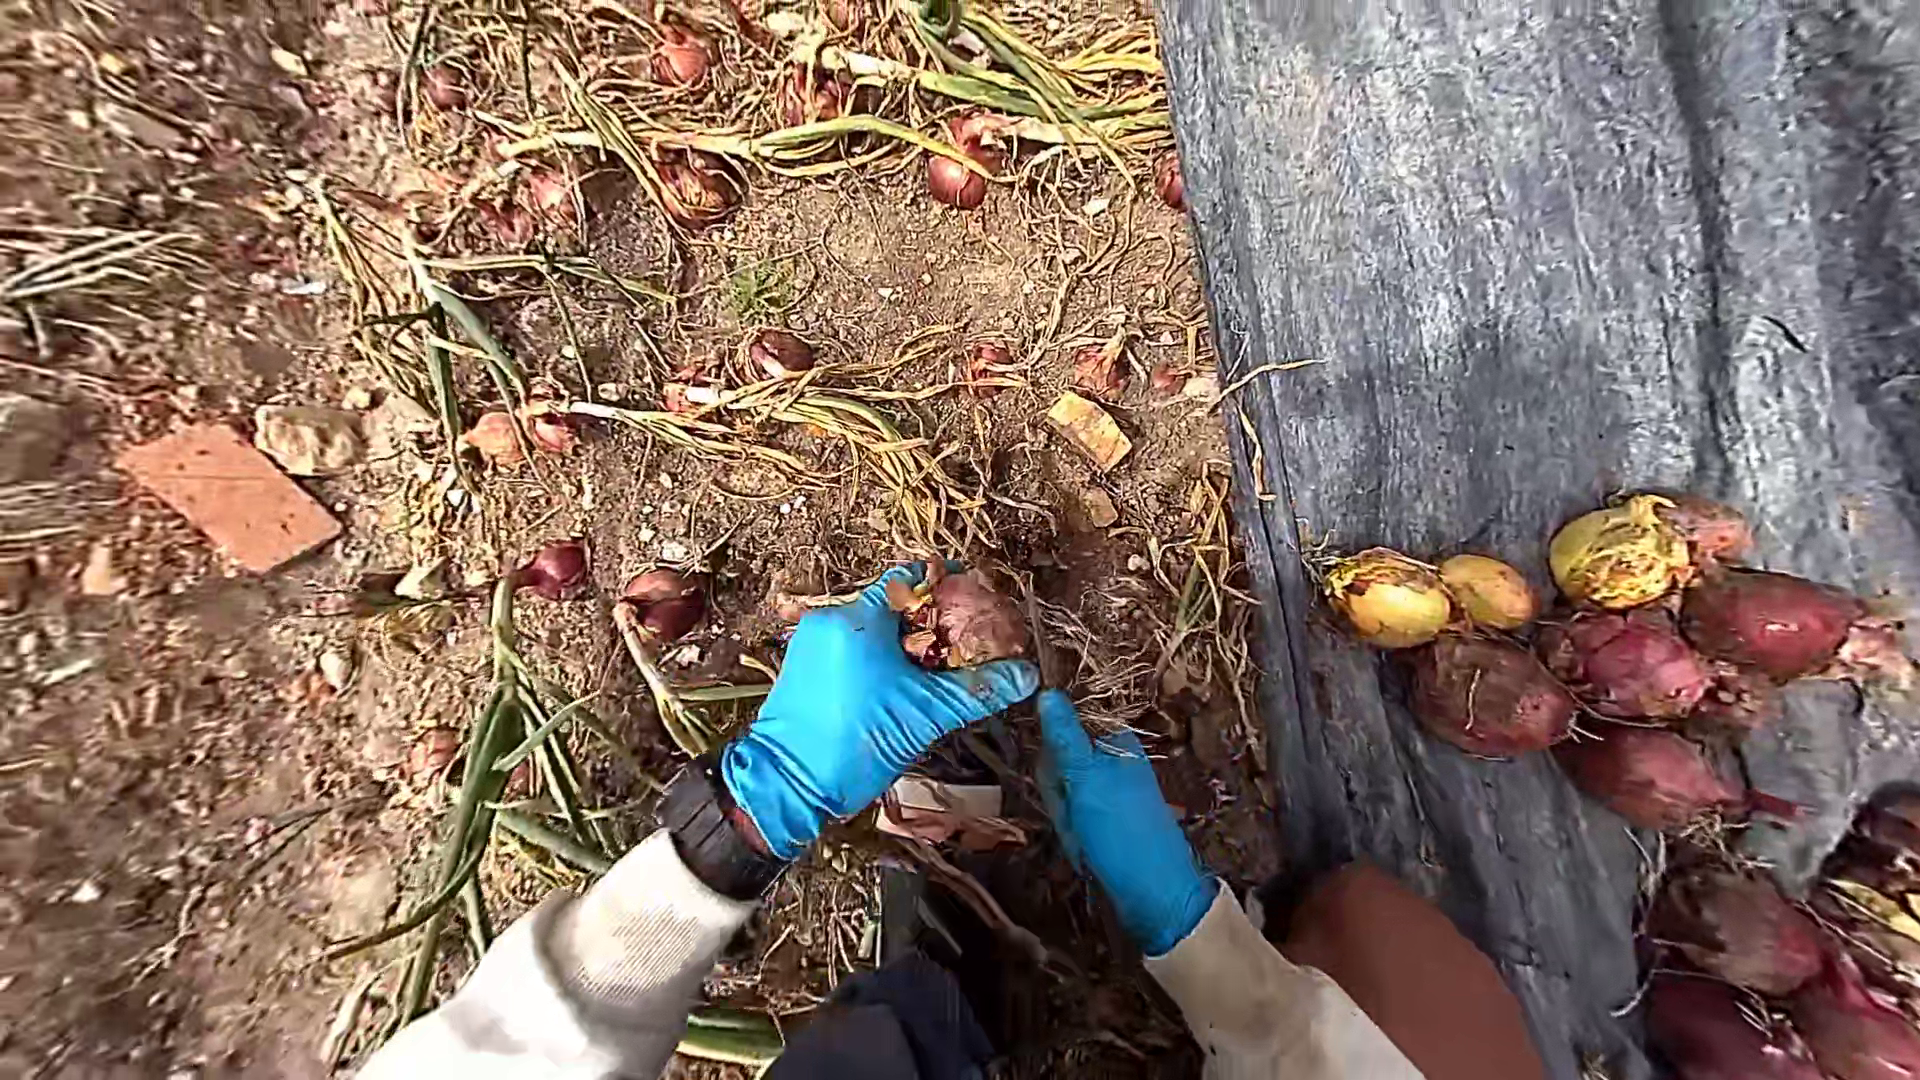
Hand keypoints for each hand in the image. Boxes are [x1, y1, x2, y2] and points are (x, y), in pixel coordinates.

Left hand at [721, 563, 1039, 858]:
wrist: (786, 788)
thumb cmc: (855, 743)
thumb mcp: (925, 715)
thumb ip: (977, 690)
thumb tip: (1025, 675)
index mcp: (859, 619)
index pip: (909, 579)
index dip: (943, 581)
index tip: (969, 592)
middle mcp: (832, 619)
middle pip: (892, 602)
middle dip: (928, 616)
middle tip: (960, 634)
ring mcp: (813, 640)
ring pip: (872, 625)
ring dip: (903, 637)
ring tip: (935, 660)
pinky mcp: (804, 662)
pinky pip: (851, 644)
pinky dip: (878, 652)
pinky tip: (900, 678)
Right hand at [1037, 689, 1216, 955]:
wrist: (1155, 898)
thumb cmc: (1125, 830)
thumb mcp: (1088, 777)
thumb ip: (1064, 734)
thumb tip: (1046, 690)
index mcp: (1113, 739)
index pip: (1061, 724)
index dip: (1052, 751)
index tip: (1057, 772)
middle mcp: (1109, 759)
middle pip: (1055, 757)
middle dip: (1056, 789)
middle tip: (1073, 811)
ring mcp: (1104, 789)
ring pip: (1058, 787)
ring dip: (1062, 815)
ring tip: (1082, 835)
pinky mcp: (1100, 815)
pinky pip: (1068, 812)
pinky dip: (1070, 831)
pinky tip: (1083, 847)